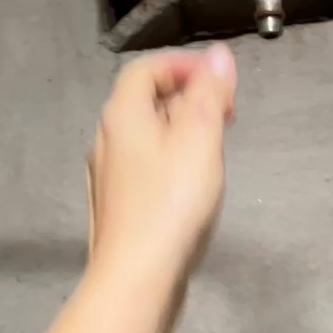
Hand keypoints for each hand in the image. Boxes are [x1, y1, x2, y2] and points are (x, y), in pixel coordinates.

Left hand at [86, 45, 237, 279]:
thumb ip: (209, 94)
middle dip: (187, 96)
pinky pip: (143, 166)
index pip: (146, 68)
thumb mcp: (200, 139)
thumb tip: (219, 56)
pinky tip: (190, 185)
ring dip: (180, 129)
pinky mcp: (116, 206)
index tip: (221, 79)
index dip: (184, 65)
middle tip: (226, 113)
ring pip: (145, 136)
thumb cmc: (171, 204)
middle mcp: (106, 139)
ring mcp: (107, 176)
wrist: (136, 277)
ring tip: (214, 147)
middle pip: (144, 100)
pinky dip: (169, 158)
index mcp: (122, 115)